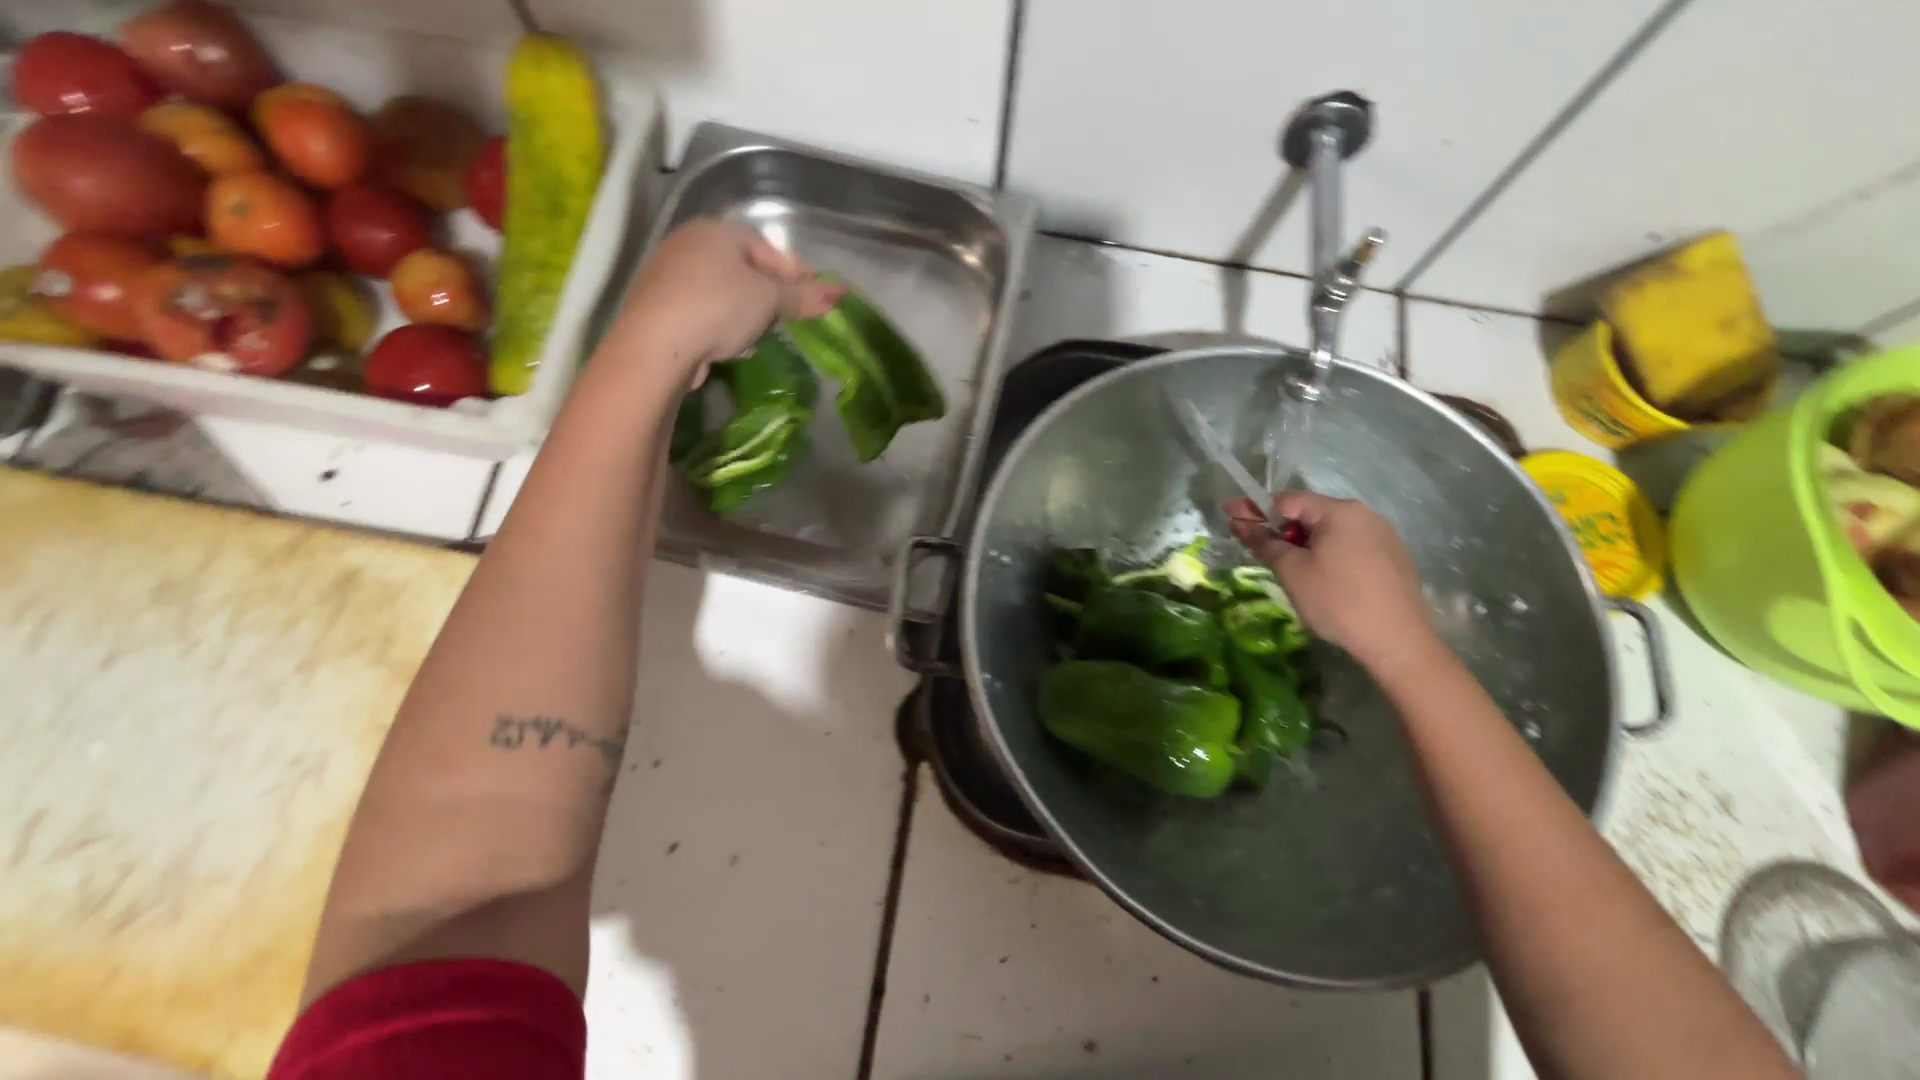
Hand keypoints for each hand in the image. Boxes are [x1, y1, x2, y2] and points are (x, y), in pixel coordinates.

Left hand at [611, 220, 844, 385]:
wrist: (656, 344)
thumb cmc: (719, 307)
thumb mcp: (769, 300)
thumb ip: (802, 296)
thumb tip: (836, 294)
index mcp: (715, 230)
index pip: (766, 246)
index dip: (795, 271)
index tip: (815, 295)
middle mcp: (687, 244)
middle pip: (741, 269)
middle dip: (768, 294)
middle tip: (788, 317)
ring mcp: (667, 276)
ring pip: (721, 293)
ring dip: (745, 314)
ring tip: (760, 337)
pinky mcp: (657, 309)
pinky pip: (701, 314)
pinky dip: (720, 327)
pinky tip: (730, 348)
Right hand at [1225, 492, 1438, 670]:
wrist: (1397, 640)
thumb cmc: (1337, 601)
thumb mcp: (1293, 572)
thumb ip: (1265, 543)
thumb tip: (1242, 525)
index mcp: (1339, 511)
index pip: (1287, 500)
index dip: (1255, 508)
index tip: (1229, 515)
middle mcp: (1364, 514)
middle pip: (1310, 514)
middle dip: (1279, 526)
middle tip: (1253, 543)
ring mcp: (1383, 535)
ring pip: (1330, 531)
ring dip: (1303, 542)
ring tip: (1285, 564)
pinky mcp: (1392, 557)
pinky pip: (1349, 546)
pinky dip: (1326, 553)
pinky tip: (1319, 577)